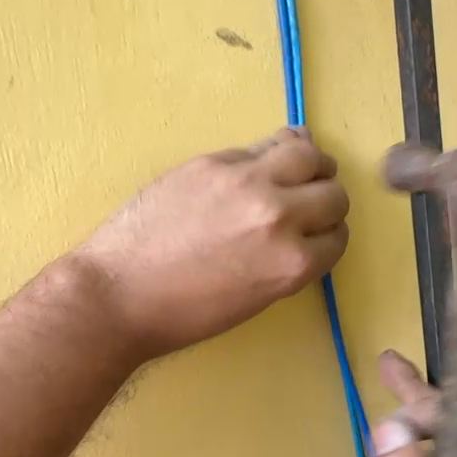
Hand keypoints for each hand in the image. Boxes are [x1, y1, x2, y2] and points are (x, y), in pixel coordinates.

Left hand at [71, 128, 349, 358]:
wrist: (119, 293)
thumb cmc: (184, 313)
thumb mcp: (254, 297)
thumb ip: (285, 262)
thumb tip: (300, 231)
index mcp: (292, 264)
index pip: (337, 237)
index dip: (327, 237)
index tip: (313, 236)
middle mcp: (281, 216)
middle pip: (334, 194)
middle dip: (325, 201)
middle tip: (306, 205)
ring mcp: (247, 182)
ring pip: (308, 154)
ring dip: (311, 165)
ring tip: (295, 172)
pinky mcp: (215, 161)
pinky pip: (264, 144)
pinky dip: (274, 151)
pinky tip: (267, 157)